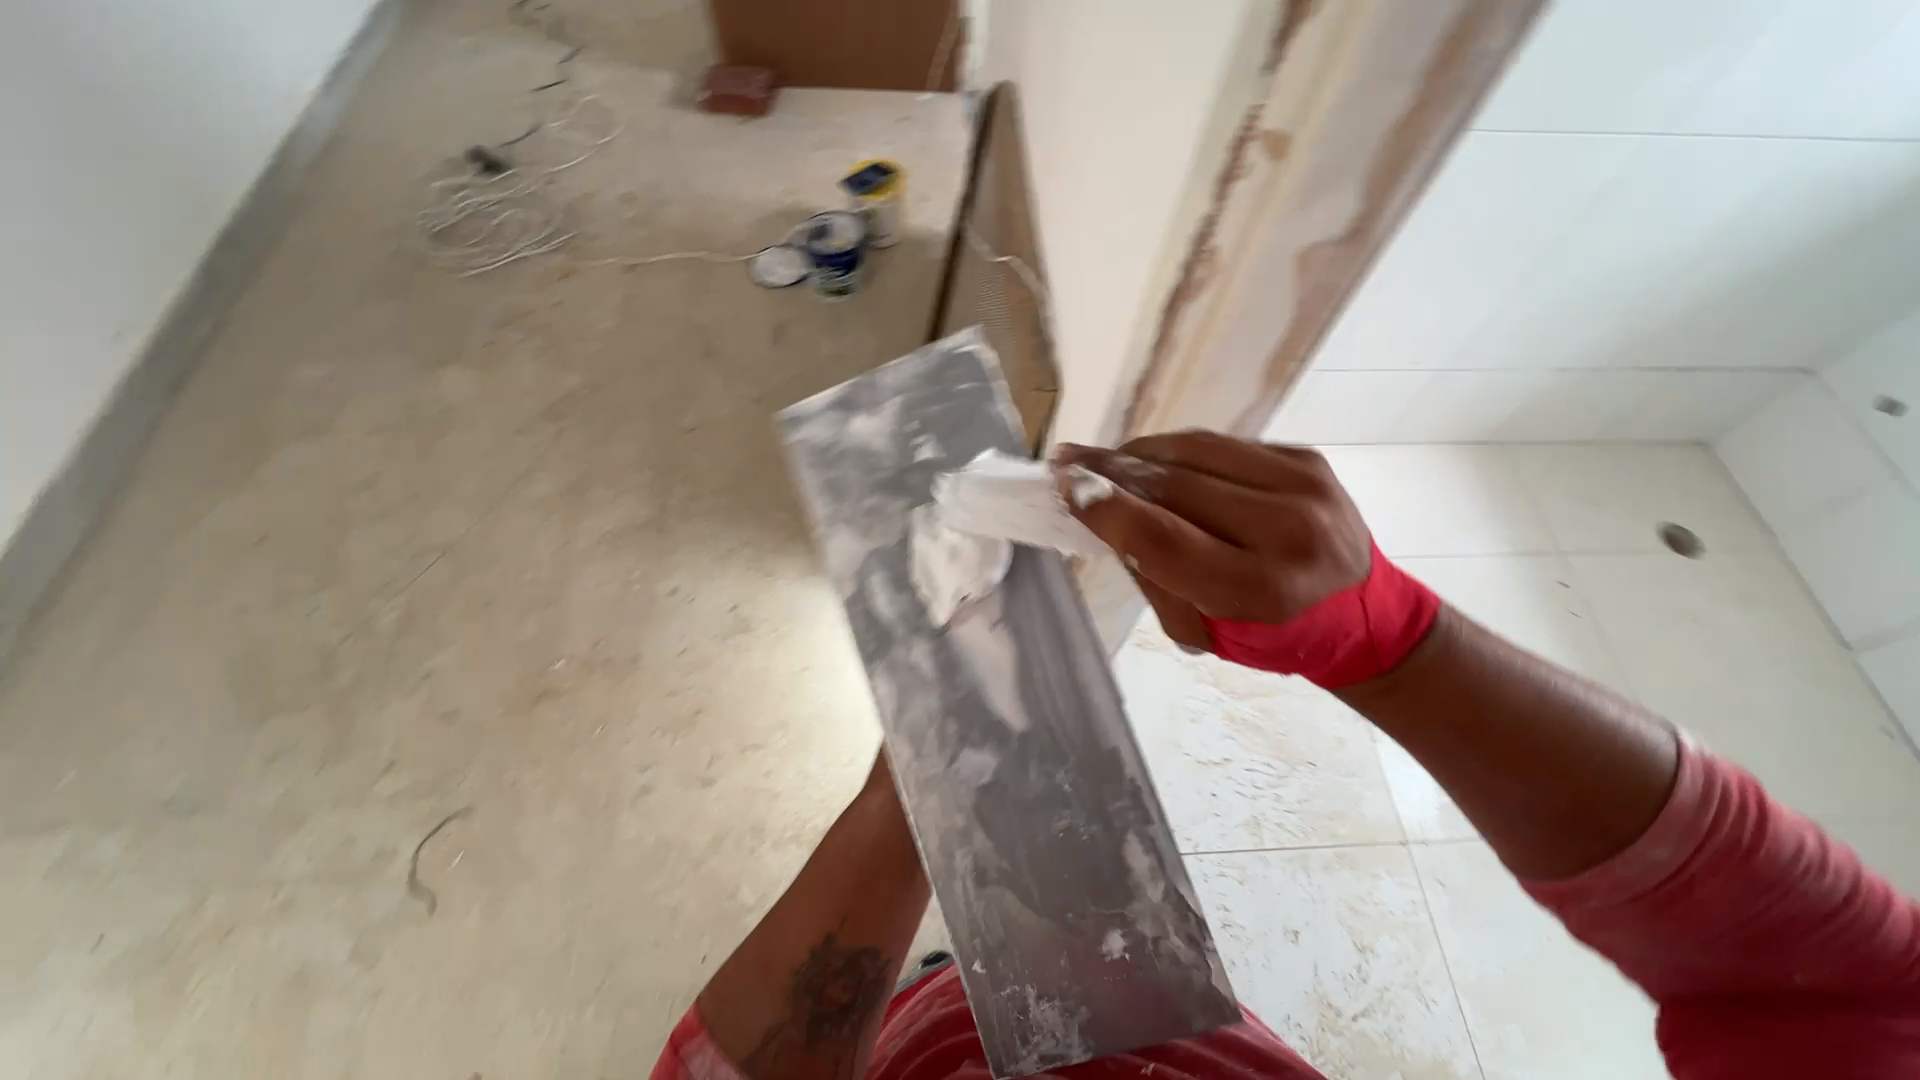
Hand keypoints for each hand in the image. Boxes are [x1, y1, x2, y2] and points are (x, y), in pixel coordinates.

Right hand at [1052, 432, 1373, 652]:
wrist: (1360, 613)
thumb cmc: (1268, 637)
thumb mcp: (1200, 630)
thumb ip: (1153, 572)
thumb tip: (1105, 512)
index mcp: (1260, 589)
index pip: (1164, 537)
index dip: (1108, 509)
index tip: (1067, 486)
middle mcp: (1289, 529)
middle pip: (1175, 485)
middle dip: (1111, 471)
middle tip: (1066, 462)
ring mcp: (1305, 485)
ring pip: (1195, 452)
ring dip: (1138, 453)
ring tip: (1099, 457)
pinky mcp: (1307, 459)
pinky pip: (1222, 445)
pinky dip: (1177, 452)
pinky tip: (1150, 461)